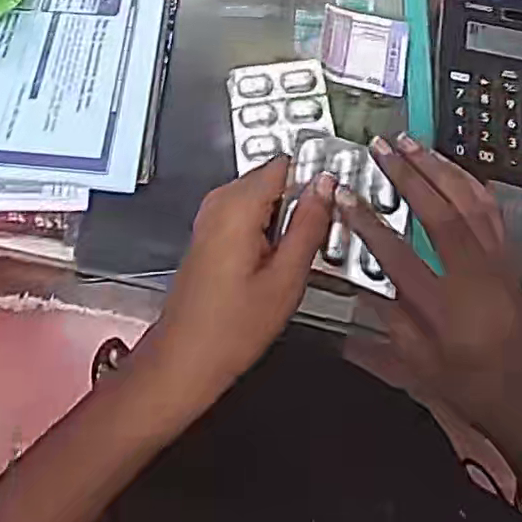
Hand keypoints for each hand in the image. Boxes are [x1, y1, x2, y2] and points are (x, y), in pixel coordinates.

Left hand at [128, 157, 334, 426]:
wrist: (186, 358)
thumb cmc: (228, 329)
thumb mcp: (285, 278)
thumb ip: (309, 225)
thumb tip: (324, 187)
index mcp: (237, 205)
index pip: (285, 164)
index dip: (315, 177)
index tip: (335, 197)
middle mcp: (219, 202)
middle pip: (274, 178)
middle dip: (302, 200)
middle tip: (323, 235)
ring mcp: (212, 215)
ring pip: (264, 196)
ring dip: (287, 217)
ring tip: (299, 256)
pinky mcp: (211, 230)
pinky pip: (249, 213)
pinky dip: (269, 229)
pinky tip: (277, 262)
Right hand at [341, 133, 521, 451]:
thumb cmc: (473, 388)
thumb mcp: (418, 364)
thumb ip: (387, 315)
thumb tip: (360, 275)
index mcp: (447, 310)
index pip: (397, 255)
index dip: (365, 222)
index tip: (345, 196)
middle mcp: (476, 279)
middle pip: (441, 213)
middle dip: (407, 175)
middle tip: (383, 148)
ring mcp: (498, 264)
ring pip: (470, 202)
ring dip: (438, 167)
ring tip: (413, 144)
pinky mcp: (509, 259)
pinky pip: (492, 209)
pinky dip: (469, 182)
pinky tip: (452, 168)